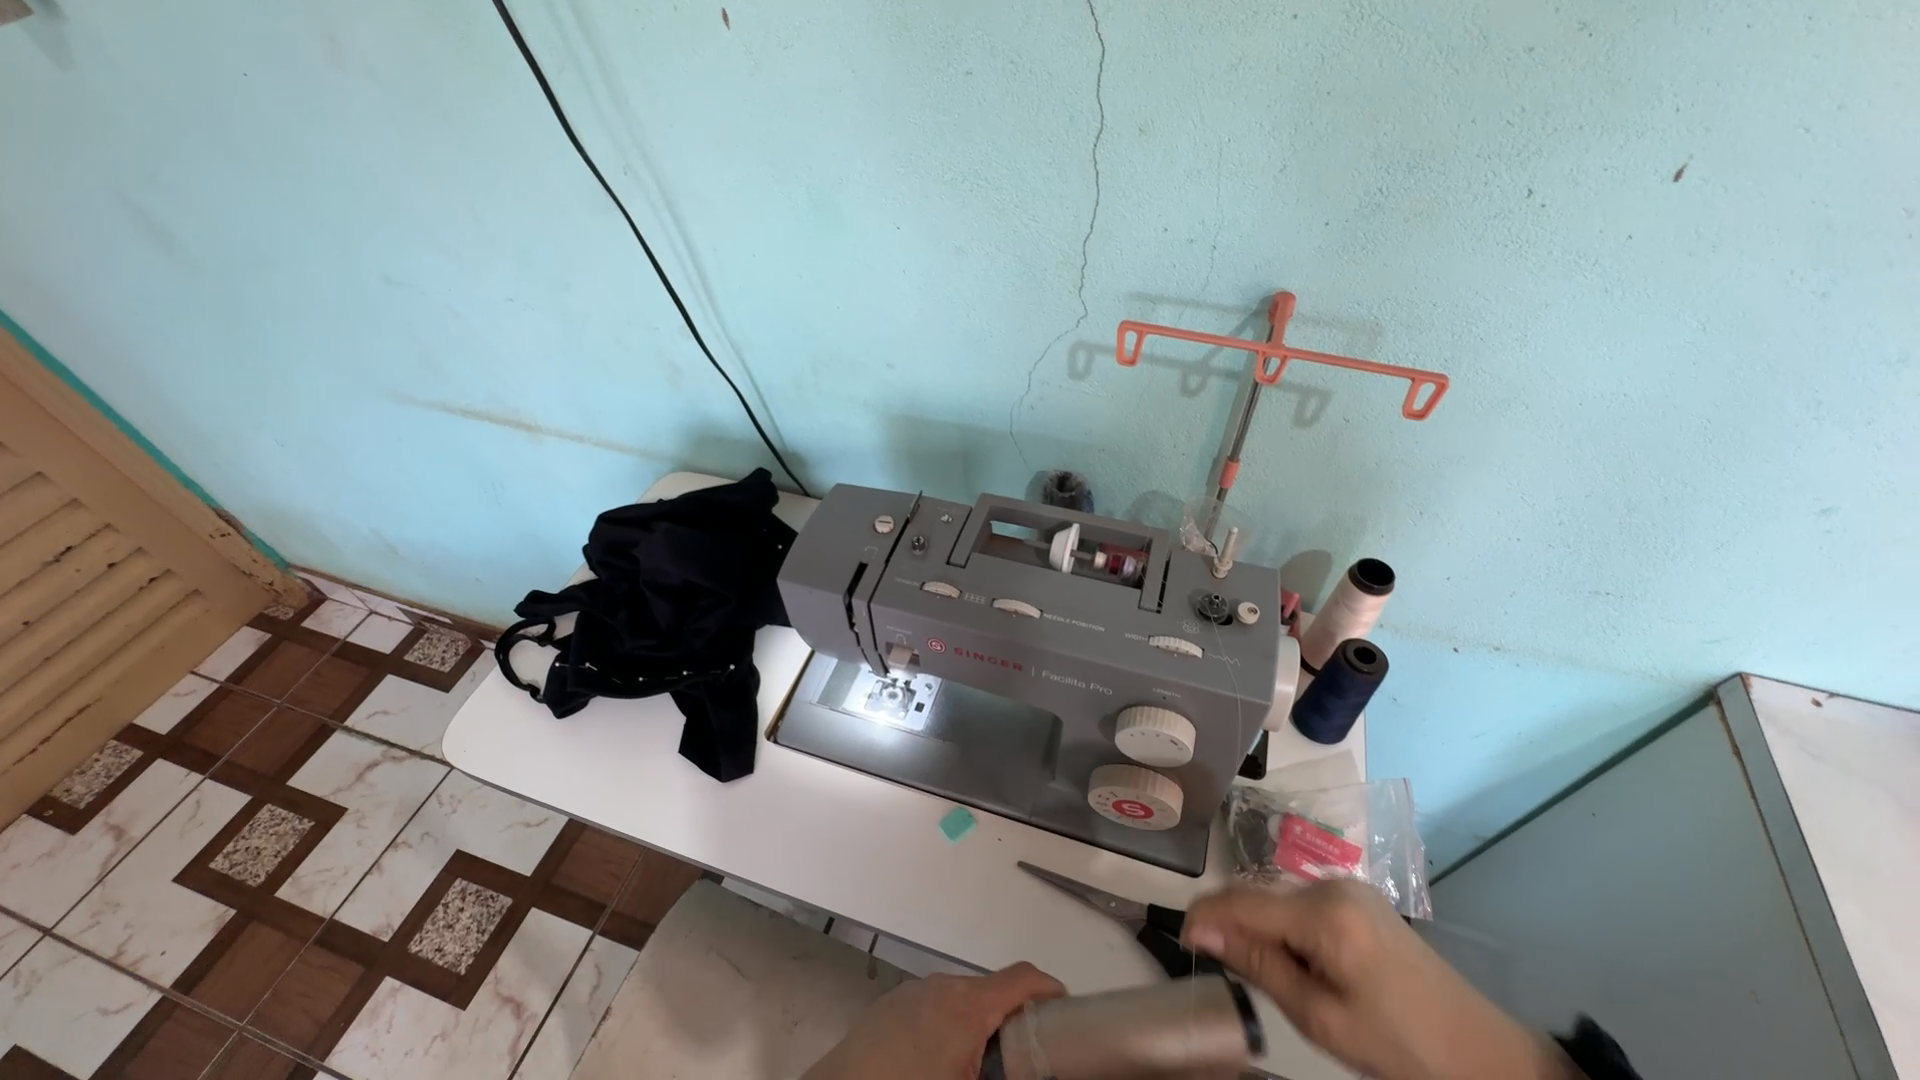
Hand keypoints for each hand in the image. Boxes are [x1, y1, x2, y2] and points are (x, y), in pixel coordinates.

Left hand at [803, 962, 1064, 1079]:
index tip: (1067, 1015)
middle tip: (1023, 1060)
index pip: (1023, 977)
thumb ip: (1011, 1075)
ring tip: (977, 1069)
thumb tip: (1033, 1070)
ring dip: (978, 1028)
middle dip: (1013, 1022)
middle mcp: (942, 986)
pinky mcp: (889, 1007)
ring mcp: (913, 993)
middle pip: (993, 991)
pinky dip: (947, 1029)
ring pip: (961, 1001)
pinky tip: (937, 1066)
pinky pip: (933, 1009)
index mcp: (968, 1005)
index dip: (1051, 991)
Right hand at [1183, 881, 1578, 1079]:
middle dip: (1234, 931)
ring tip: (1275, 983)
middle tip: (1233, 981)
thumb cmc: (1399, 1045)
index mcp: (1323, 912)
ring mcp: (1349, 887)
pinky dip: (1287, 933)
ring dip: (1262, 935)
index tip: (1183, 947)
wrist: (1481, 1052)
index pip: (1239, 900)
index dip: (1202, 918)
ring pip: (1277, 902)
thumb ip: (1257, 966)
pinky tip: (1301, 970)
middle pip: (1257, 897)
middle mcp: (1331, 883)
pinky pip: (1301, 906)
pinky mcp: (1359, 898)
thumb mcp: (1319, 1017)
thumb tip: (1199, 930)